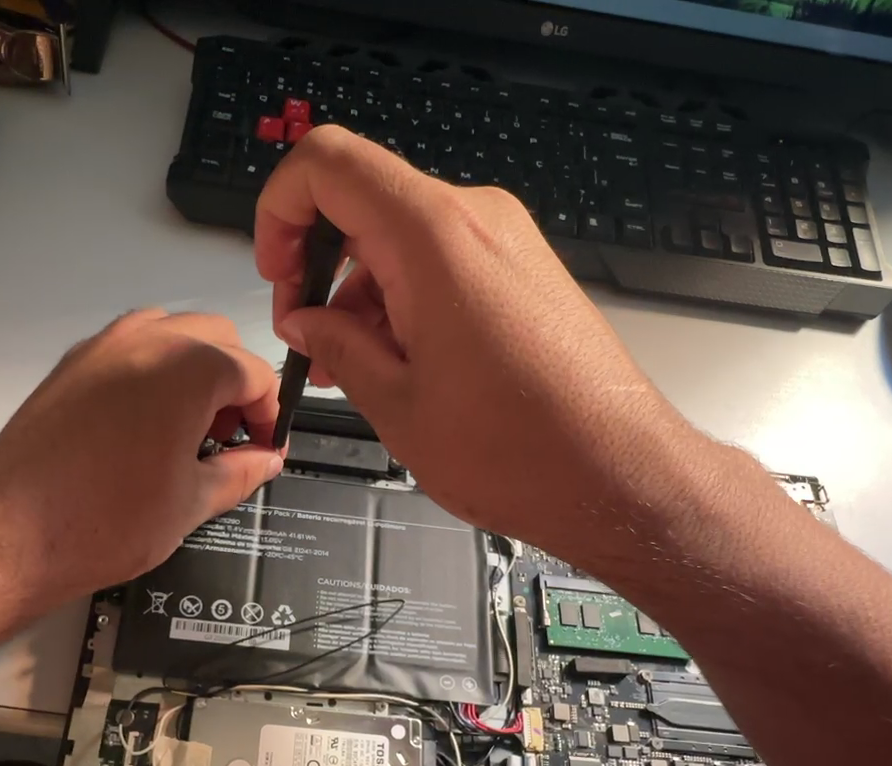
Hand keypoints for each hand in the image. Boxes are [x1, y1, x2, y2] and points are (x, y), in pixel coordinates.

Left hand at [0, 311, 283, 650]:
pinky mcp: (71, 365)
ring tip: (189, 427)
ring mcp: (102, 347)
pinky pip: (130, 348)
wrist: (10, 536)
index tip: (265, 445)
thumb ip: (241, 472)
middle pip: (215, 338)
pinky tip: (147, 425)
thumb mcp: (191, 502)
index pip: (253, 370)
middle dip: (236, 381)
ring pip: (171, 333)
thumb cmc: (104, 521)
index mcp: (187, 369)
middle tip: (232, 436)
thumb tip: (265, 459)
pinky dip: (154, 371)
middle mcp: (145, 341)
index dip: (270, 411)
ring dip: (195, 368)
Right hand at [255, 127, 728, 567]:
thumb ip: (335, 348)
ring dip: (360, 293)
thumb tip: (304, 323)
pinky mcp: (522, 273)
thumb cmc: (524, 450)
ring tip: (352, 368)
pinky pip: (441, 262)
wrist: (616, 475)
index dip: (281, 210)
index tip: (276, 271)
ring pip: (401, 238)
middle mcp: (476, 222)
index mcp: (432, 239)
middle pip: (364, 202)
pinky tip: (396, 363)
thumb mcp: (395, 404)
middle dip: (318, 266)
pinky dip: (402, 300)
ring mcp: (506, 244)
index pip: (328, 165)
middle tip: (307, 335)